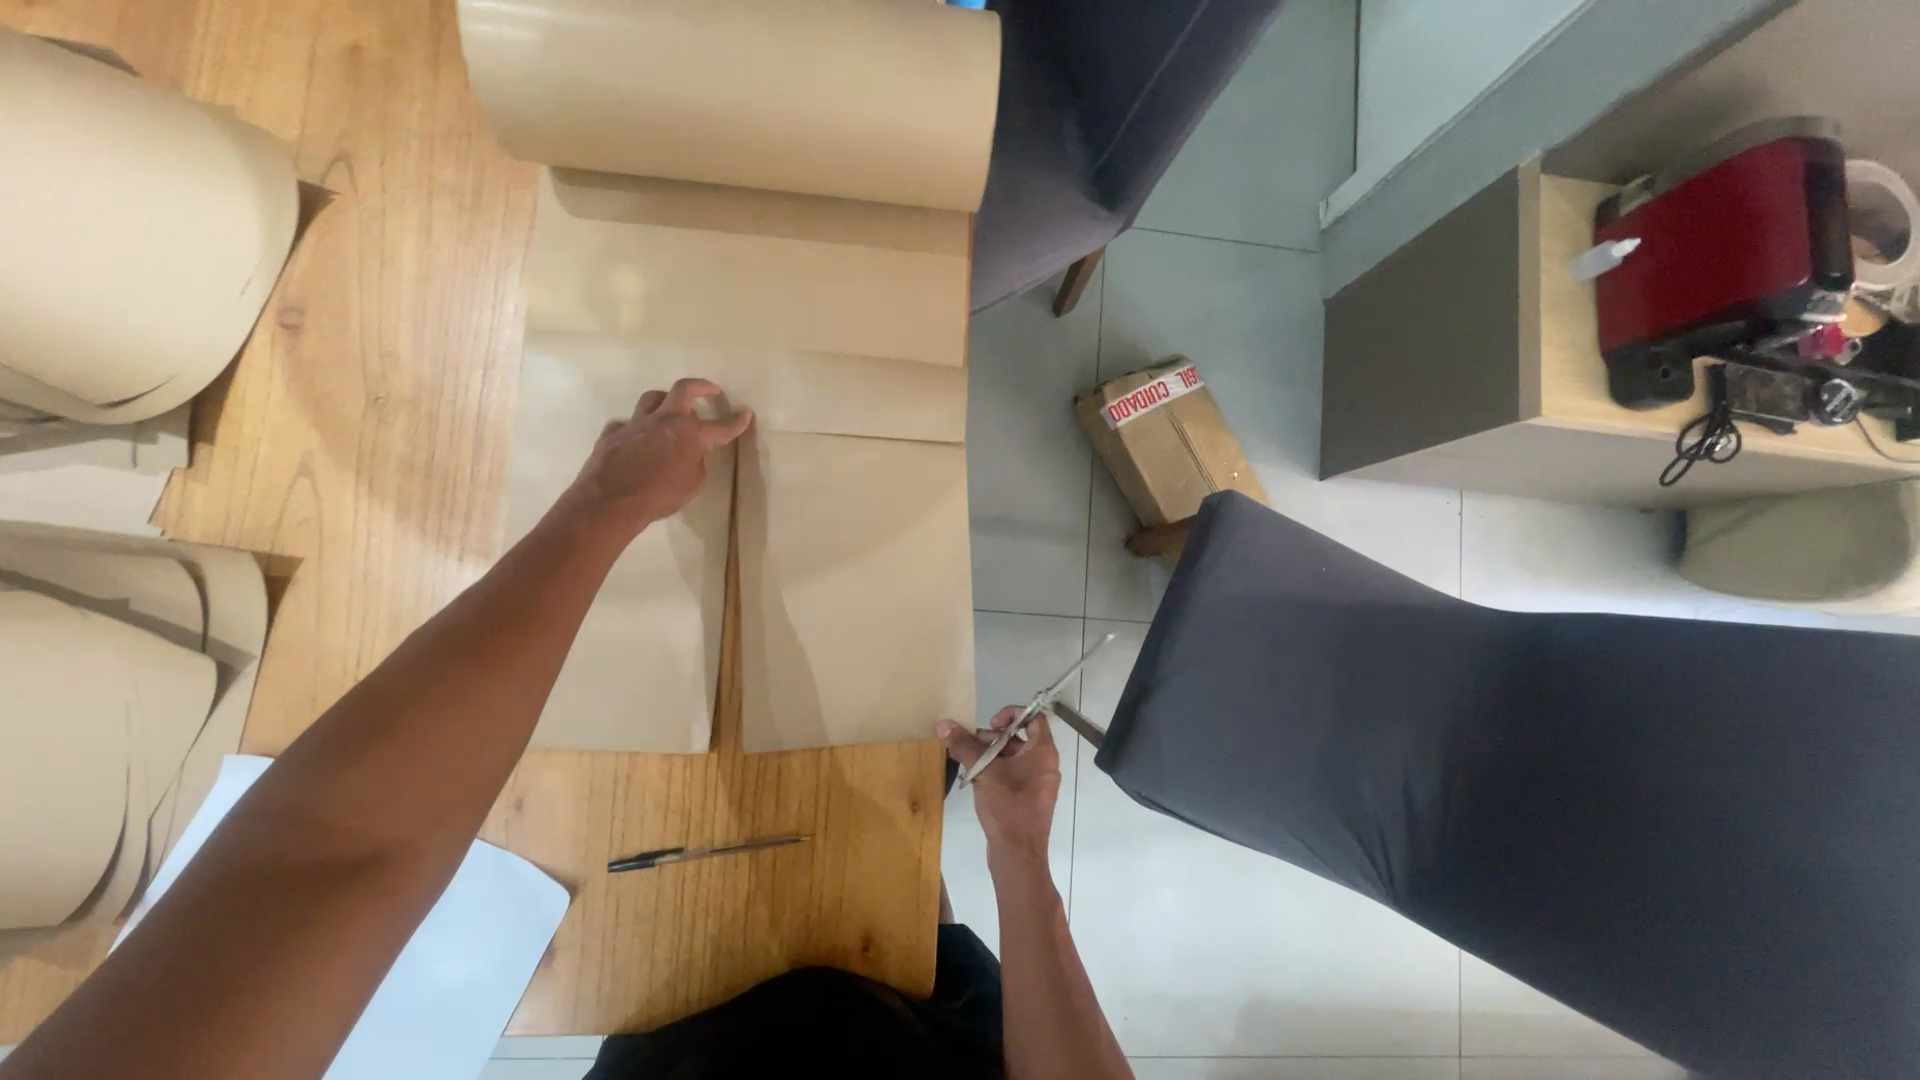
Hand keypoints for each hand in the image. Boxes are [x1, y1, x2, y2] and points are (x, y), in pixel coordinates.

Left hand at [568, 379, 752, 535]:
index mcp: (690, 434)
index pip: (721, 426)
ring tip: (669, 408)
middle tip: (710, 389)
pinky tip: (635, 439)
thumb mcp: (693, 484)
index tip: (746, 413)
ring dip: (664, 400)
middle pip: (683, 389)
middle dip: (701, 386)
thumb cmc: (660, 496)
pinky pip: (626, 424)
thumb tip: (691, 454)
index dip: (736, 421)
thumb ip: (696, 463)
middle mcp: (664, 420)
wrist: (612, 500)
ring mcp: (636, 423)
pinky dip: (634, 429)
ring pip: (651, 398)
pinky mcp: (613, 432)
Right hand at [939, 707, 1060, 863]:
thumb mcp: (984, 771)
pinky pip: (1014, 776)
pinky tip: (975, 779)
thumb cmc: (1008, 806)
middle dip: (994, 738)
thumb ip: (965, 746)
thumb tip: (944, 724)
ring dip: (991, 755)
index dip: (1013, 714)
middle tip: (970, 744)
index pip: (1034, 719)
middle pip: (1021, 739)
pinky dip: (996, 772)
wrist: (1018, 854)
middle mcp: (1045, 765)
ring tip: (967, 761)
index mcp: (1044, 753)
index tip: (991, 724)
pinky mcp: (1028, 800)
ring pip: (1014, 759)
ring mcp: (1038, 784)